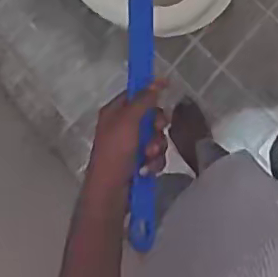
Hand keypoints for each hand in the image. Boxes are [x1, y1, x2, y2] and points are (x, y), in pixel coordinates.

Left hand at [83, 80, 168, 198]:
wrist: (110, 194)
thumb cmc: (115, 153)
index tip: (168, 86)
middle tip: (159, 129)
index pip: (135, 93)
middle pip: (150, 115)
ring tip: (149, 156)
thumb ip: (143, 100)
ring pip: (156, 136)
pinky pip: (155, 154)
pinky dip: (154, 161)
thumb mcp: (128, 121)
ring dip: (157, 146)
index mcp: (114, 113)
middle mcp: (121, 126)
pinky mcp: (137, 162)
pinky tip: (147, 169)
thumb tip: (155, 82)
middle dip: (157, 125)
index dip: (150, 89)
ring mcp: (129, 146)